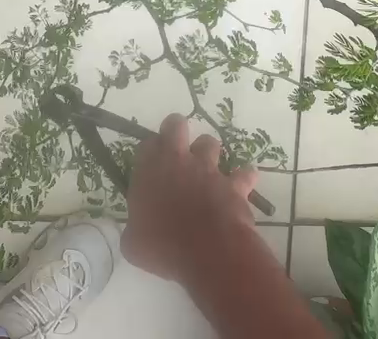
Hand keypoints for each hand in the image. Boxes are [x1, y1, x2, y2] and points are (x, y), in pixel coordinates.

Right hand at [121, 113, 260, 281]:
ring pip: (210, 142)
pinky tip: (242, 185)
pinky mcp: (233, 184)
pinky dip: (244, 177)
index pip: (147, 143)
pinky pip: (244, 173)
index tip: (151, 165)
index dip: (151, 151)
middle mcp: (179, 161)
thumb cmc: (164, 248)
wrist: (208, 254)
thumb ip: (133, 230)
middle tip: (177, 149)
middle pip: (176, 124)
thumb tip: (134, 232)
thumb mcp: (133, 244)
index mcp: (150, 171)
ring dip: (209, 153)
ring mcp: (208, 169)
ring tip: (207, 170)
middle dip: (177, 130)